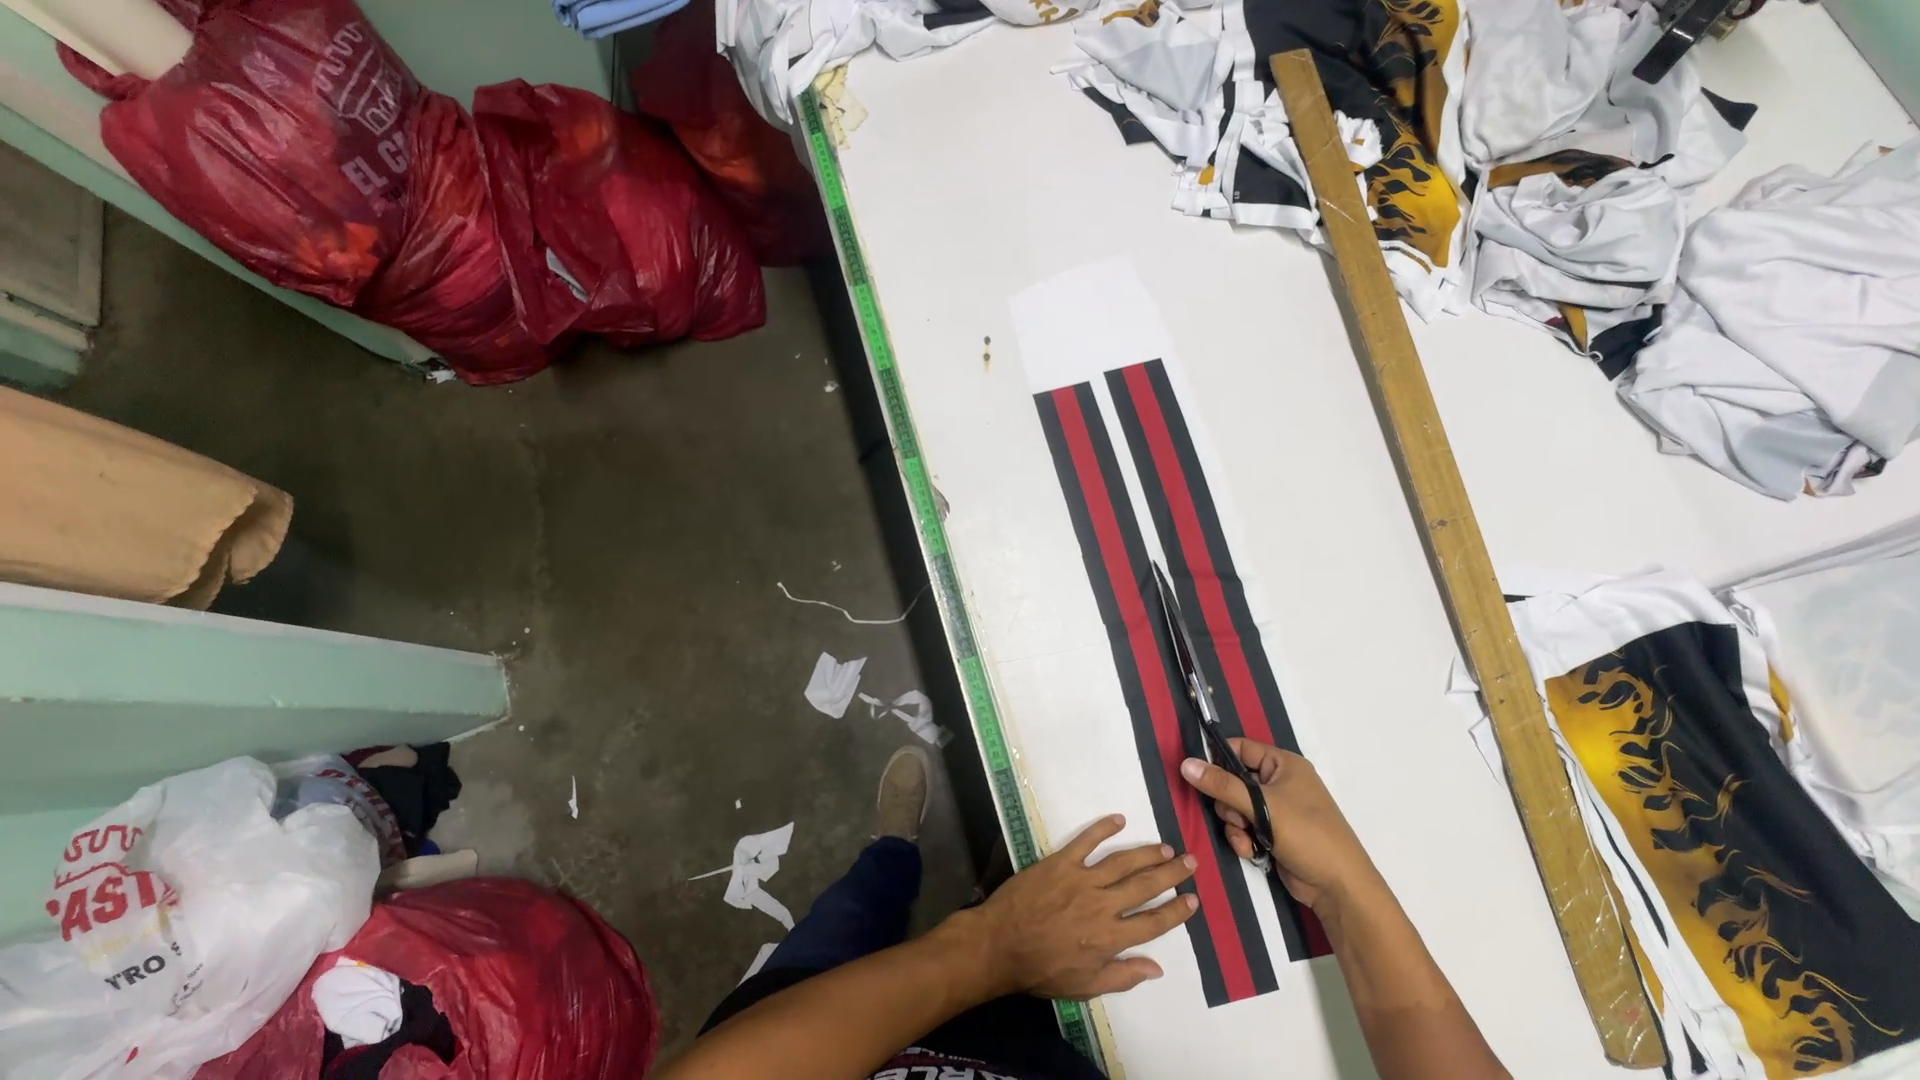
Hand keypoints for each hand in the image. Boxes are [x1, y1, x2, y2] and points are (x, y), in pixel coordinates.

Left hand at [963, 814, 1197, 999]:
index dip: (1176, 911)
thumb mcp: (1085, 986)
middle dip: (1171, 874)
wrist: (999, 945)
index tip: (1193, 900)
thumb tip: (1157, 968)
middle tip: (1191, 862)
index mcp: (1110, 938)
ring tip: (1166, 847)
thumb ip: (1122, 976)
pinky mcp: (1060, 863)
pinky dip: (1103, 828)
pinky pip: (1086, 841)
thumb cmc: (1041, 970)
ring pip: (1123, 861)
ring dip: (1147, 853)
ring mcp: (1081, 880)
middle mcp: (1102, 905)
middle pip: (1145, 885)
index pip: (1153, 922)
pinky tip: (1119, 819)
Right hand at [1180, 739, 1379, 913]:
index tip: (1197, 774)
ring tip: (1247, 840)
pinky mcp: (1273, 833)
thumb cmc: (1306, 834)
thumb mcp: (1262, 806)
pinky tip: (1251, 852)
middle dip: (1228, 803)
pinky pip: (1245, 827)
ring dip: (1235, 825)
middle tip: (1236, 816)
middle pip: (1233, 780)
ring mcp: (1277, 809)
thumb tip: (1185, 764)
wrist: (1338, 886)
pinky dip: (1243, 838)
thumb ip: (1222, 785)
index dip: (1217, 759)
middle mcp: (1280, 783)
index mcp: (1284, 764)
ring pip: (1235, 807)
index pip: (1240, 748)